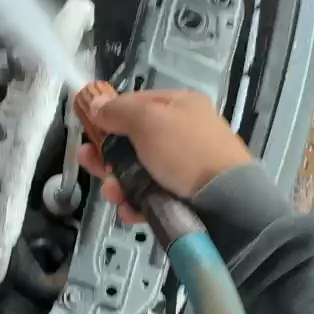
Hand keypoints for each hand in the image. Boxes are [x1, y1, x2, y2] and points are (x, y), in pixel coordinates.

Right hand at [76, 89, 253, 224]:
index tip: (89, 128)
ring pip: (135, 172)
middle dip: (106, 154)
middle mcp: (180, 135)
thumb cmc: (186, 151)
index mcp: (178, 107)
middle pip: (131, 141)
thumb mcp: (149, 120)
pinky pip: (148, 197)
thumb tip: (95, 103)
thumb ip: (118, 110)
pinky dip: (134, 204)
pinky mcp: (179, 197)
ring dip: (117, 183)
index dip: (110, 115)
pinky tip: (128, 210)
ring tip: (113, 192)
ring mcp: (180, 168)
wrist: (225, 202)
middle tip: (88, 160)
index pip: (135, 104)